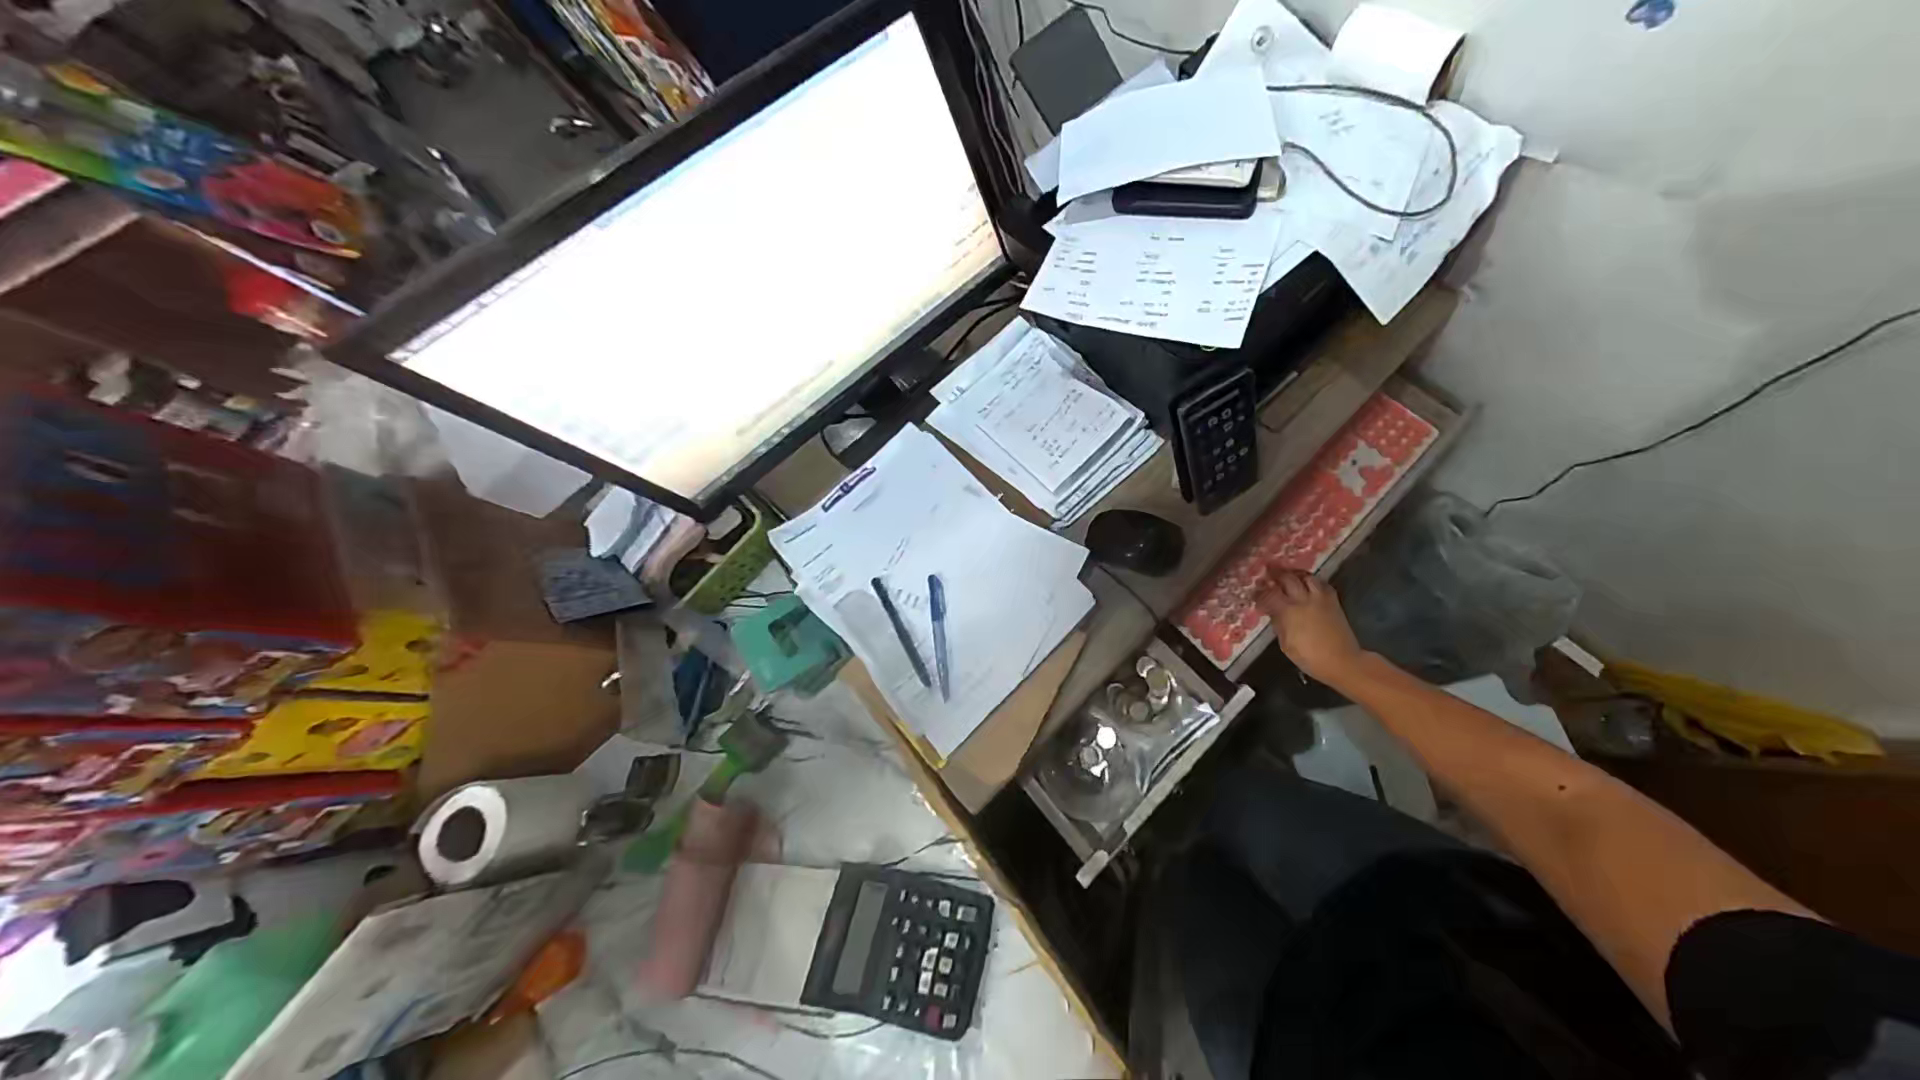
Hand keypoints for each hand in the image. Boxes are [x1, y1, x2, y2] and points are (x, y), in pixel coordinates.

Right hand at [1257, 571, 1366, 684]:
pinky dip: (1313, 582)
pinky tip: (1308, 586)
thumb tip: (1274, 612)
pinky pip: (1322, 584)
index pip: (1269, 595)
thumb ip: (1279, 624)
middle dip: (1276, 575)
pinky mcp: (1334, 602)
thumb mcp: (1286, 644)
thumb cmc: (1310, 657)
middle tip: (1268, 573)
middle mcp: (1304, 600)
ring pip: (1307, 577)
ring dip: (1296, 575)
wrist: (1343, 661)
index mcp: (1288, 612)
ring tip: (1289, 576)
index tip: (1255, 593)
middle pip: (1288, 578)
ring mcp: (1321, 599)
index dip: (1260, 593)